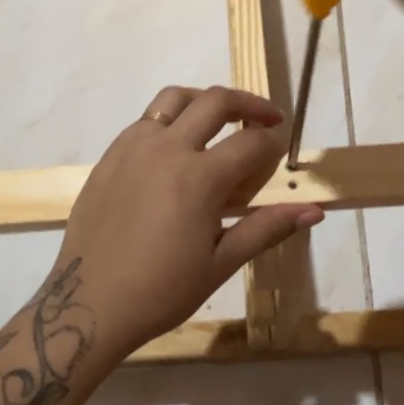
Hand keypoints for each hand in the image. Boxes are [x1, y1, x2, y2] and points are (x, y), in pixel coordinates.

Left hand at [53, 86, 324, 351]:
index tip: (283, 148)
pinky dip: (170, 120)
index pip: (250, 142)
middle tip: (266, 118)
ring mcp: (133, 147)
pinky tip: (176, 148)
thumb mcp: (221, 263)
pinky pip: (145, 121)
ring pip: (174, 99)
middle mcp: (166, 149)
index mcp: (199, 177)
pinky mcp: (109, 156)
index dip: (274, 142)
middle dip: (249, 104)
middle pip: (215, 101)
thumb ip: (266, 228)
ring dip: (204, 101)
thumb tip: (314, 210)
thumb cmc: (161, 291)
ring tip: (220, 119)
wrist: (89, 304)